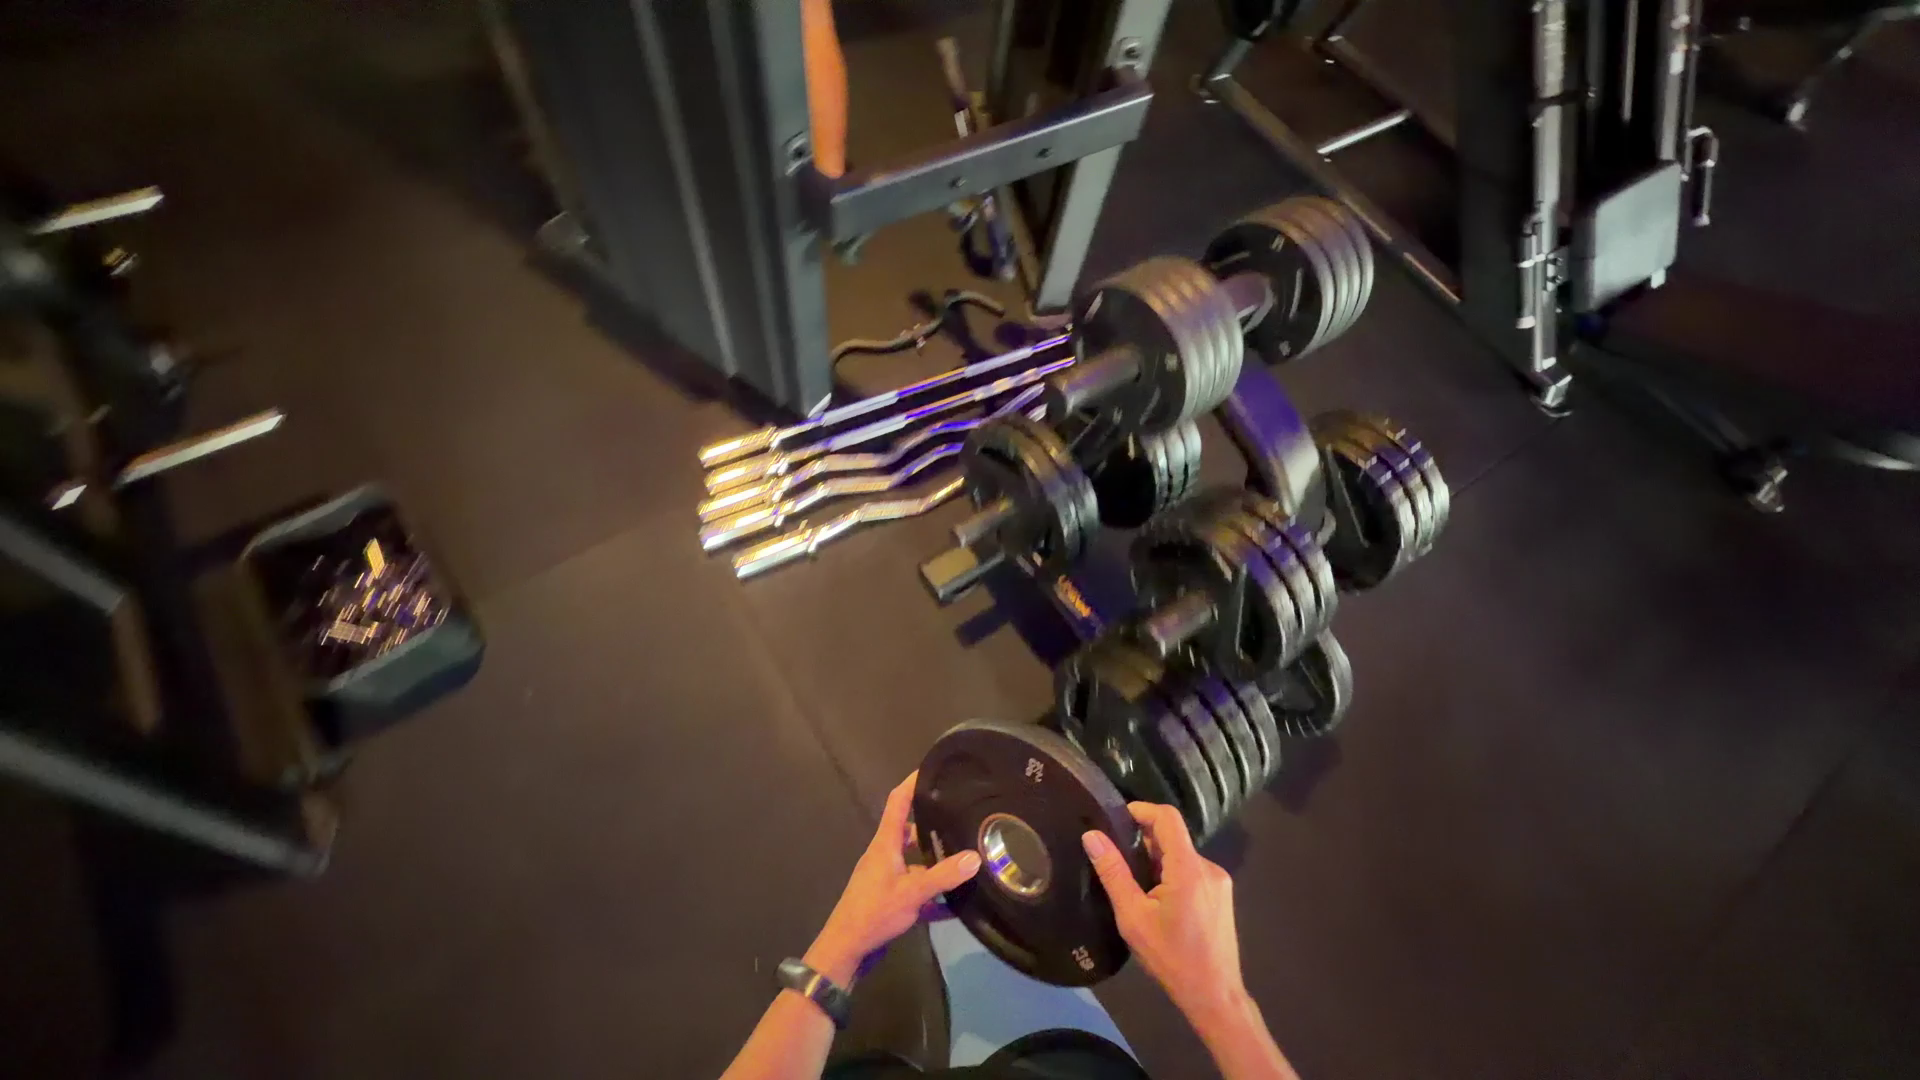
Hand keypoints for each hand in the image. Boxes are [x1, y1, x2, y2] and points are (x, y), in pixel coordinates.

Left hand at [806, 773, 980, 984]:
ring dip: (934, 859)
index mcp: (885, 843)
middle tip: (960, 818)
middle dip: (933, 823)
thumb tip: (975, 857)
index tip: (931, 769)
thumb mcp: (912, 893)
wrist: (846, 950)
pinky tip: (954, 903)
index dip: (912, 782)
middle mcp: (885, 854)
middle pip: (909, 829)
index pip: (898, 801)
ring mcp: (886, 876)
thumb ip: (943, 876)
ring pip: (914, 859)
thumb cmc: (873, 912)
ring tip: (964, 857)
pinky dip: (932, 892)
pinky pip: (915, 887)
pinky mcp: (889, 896)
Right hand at [1083, 803, 1246, 1019]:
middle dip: (1144, 842)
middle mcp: (1208, 867)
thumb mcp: (1133, 917)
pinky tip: (1157, 902)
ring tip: (1134, 885)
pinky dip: (1172, 875)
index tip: (1116, 819)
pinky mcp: (1222, 897)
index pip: (1168, 817)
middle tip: (1117, 858)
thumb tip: (1092, 836)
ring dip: (1157, 861)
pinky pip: (1192, 872)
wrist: (1215, 997)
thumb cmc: (1172, 957)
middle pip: (1173, 837)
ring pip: (1181, 856)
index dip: (1141, 810)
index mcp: (1188, 868)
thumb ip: (1113, 872)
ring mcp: (1219, 882)